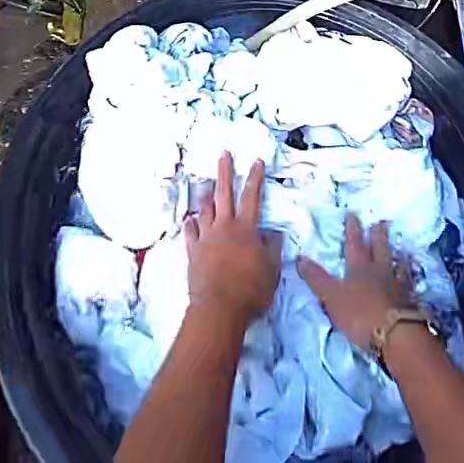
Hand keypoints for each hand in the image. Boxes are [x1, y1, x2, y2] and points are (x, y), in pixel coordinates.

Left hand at [183, 152, 281, 324]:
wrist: (218, 309)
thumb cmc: (250, 290)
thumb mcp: (272, 271)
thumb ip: (272, 249)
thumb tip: (273, 233)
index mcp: (246, 228)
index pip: (252, 197)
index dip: (255, 178)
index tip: (257, 161)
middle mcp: (224, 227)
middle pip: (224, 193)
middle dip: (225, 171)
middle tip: (223, 154)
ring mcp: (206, 237)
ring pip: (205, 209)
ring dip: (206, 195)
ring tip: (205, 184)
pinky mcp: (193, 251)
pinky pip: (190, 233)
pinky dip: (191, 225)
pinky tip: (190, 220)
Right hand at [296, 214, 412, 349]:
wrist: (397, 336)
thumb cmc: (360, 314)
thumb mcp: (331, 297)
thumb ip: (317, 278)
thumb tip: (300, 257)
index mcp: (359, 267)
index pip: (355, 244)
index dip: (352, 229)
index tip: (353, 215)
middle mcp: (380, 271)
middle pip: (379, 248)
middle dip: (377, 234)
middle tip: (381, 222)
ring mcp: (397, 285)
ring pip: (396, 263)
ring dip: (396, 253)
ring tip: (399, 245)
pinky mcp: (410, 301)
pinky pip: (410, 283)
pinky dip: (410, 276)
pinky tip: (412, 275)